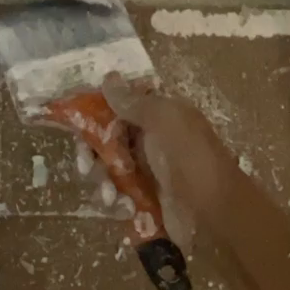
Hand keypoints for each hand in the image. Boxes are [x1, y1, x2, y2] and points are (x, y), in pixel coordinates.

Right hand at [100, 74, 243, 234]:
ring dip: (103, 180)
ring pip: (108, 167)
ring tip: (109, 195)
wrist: (215, 212)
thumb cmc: (190, 158)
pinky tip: (122, 207)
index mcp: (159, 114)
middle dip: (92, 150)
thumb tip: (109, 77)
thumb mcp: (163, 120)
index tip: (74, 119)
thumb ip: (134, 101)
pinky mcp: (145, 197)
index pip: (119, 104)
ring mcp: (148, 169)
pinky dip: (115, 200)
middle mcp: (151, 139)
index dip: (95, 110)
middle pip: (107, 137)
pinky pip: (118, 193)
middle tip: (85, 164)